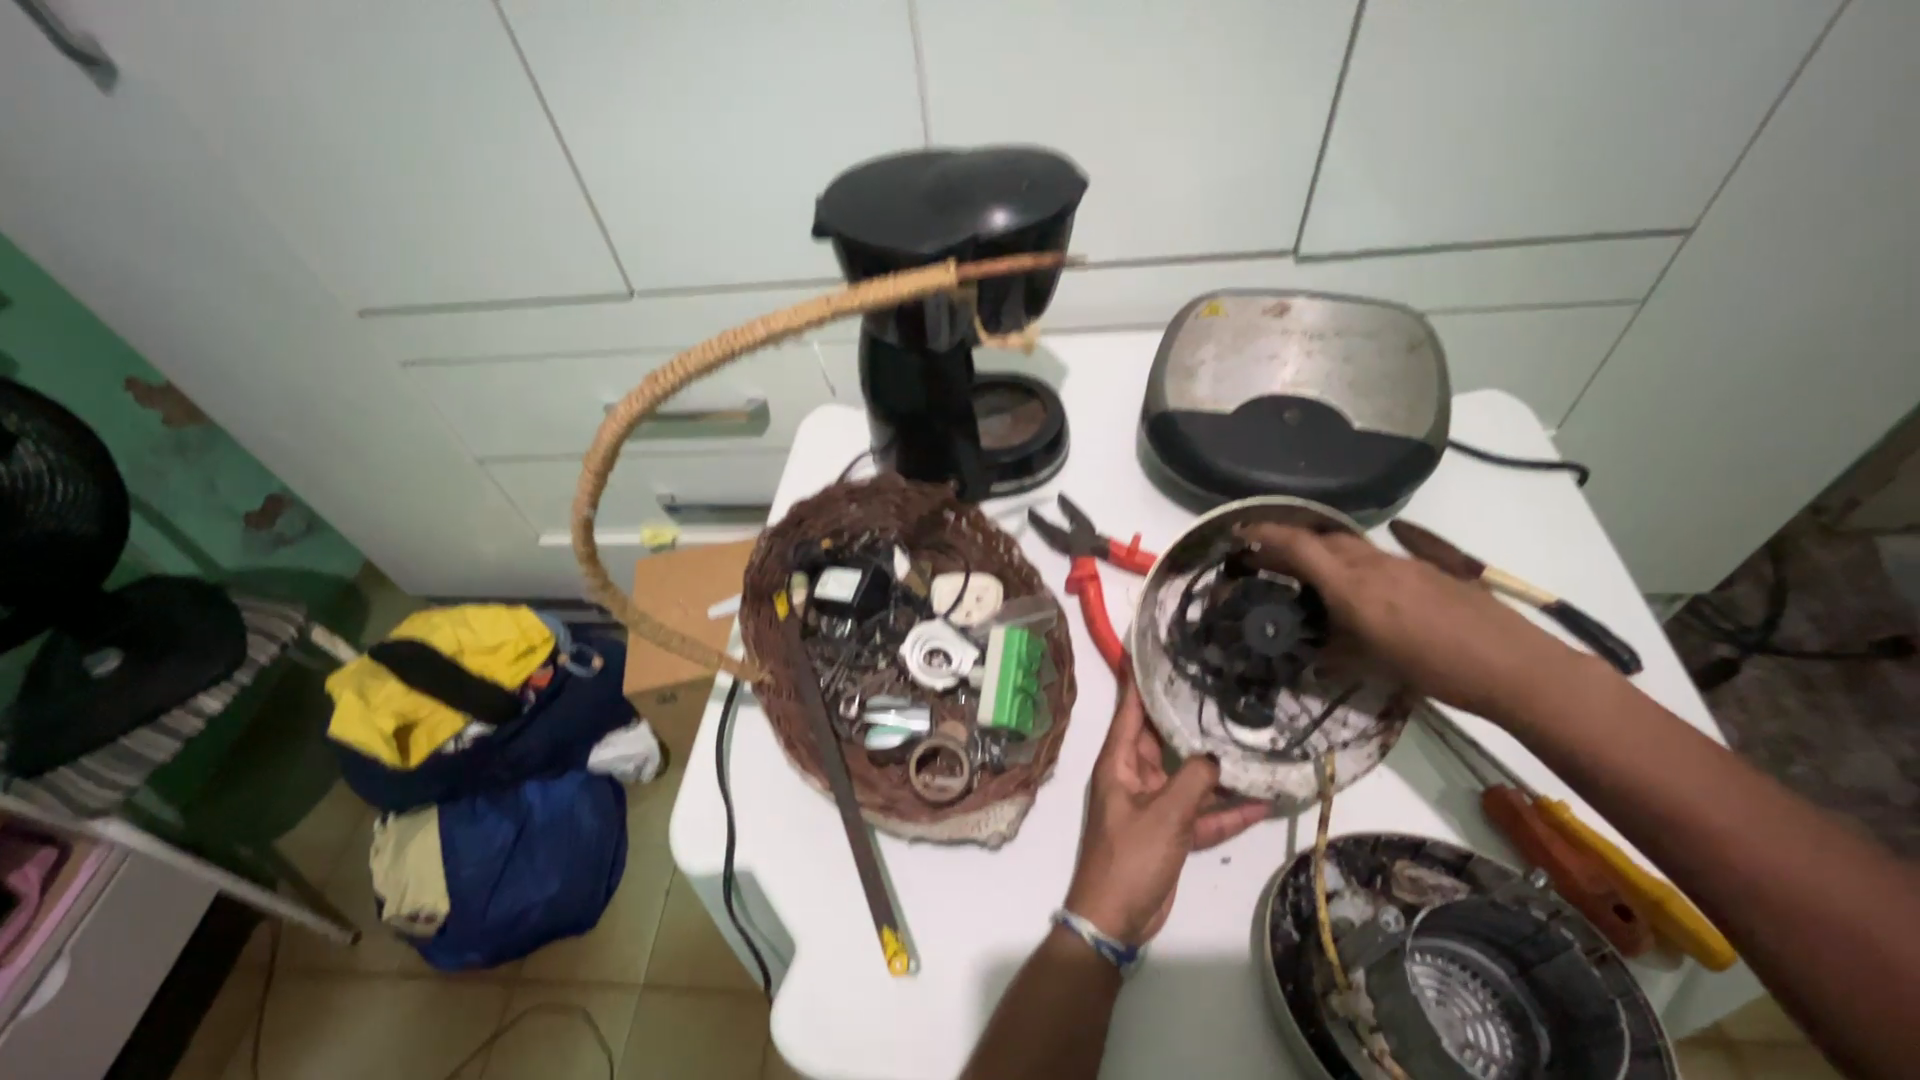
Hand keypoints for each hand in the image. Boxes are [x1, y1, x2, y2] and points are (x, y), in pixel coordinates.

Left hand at [1063, 679, 1269, 945]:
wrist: (1115, 920)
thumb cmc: (1129, 859)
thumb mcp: (1163, 817)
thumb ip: (1194, 781)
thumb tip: (1217, 755)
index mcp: (1119, 763)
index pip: (1131, 709)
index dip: (1141, 678)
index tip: (1155, 647)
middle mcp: (1135, 776)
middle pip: (1165, 737)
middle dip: (1191, 716)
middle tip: (1223, 685)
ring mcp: (1154, 803)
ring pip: (1190, 775)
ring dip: (1218, 767)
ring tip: (1254, 738)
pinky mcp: (1172, 830)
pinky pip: (1202, 812)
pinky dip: (1227, 810)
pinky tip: (1264, 800)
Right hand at [1236, 524, 1596, 720]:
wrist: (1513, 666)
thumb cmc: (1435, 669)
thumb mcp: (1373, 666)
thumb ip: (1335, 655)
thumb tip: (1312, 658)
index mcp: (1353, 586)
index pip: (1299, 547)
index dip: (1265, 534)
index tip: (1240, 533)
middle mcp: (1375, 565)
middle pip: (1323, 538)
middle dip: (1291, 541)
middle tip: (1268, 556)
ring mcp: (1406, 563)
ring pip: (1353, 546)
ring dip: (1325, 551)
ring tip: (1311, 572)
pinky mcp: (1432, 569)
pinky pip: (1383, 556)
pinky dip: (1359, 563)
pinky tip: (1364, 584)